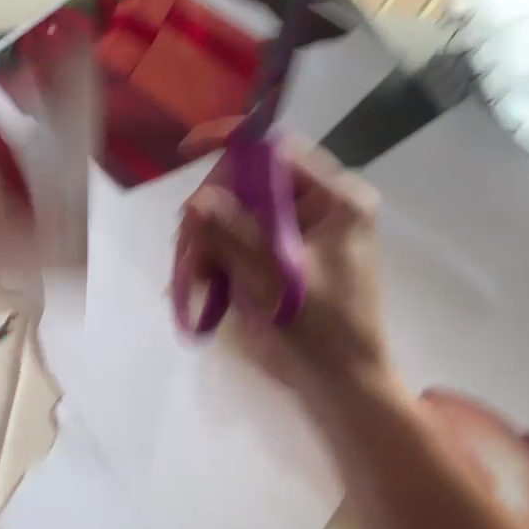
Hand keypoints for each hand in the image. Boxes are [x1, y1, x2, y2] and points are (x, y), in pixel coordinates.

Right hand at [173, 140, 395, 402]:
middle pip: (248, 180)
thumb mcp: (276, 281)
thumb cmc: (323, 333)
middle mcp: (321, 203)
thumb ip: (236, 237)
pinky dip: (217, 254)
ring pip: (236, 209)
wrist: (343, 384)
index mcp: (337, 199)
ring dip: (208, 238)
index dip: (230, 144)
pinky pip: (239, 235)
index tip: (186, 150)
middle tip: (186, 249)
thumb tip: (196, 198)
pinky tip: (204, 282)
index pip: (277, 149)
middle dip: (210, 210)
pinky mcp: (285, 248)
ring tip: (195, 277)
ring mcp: (302, 226)